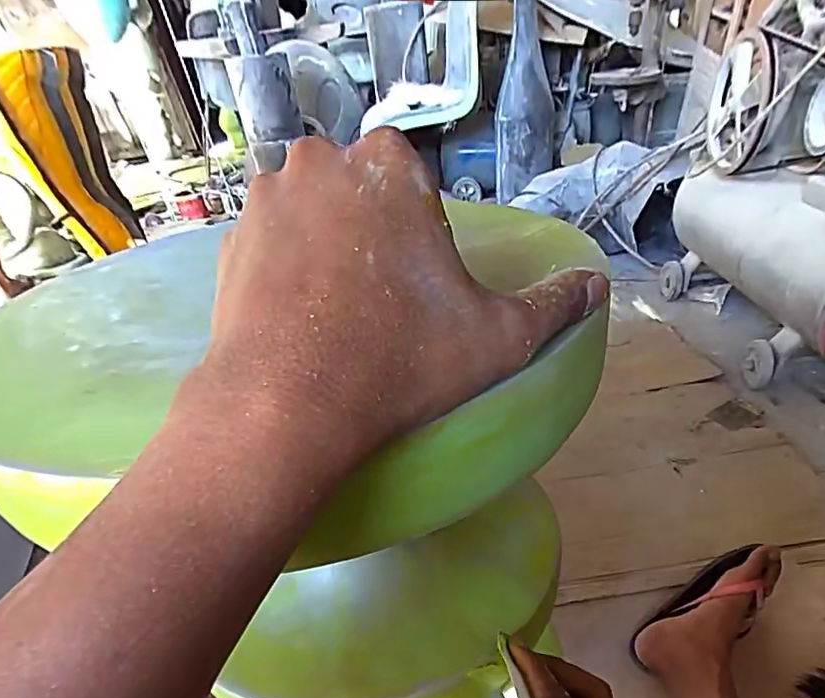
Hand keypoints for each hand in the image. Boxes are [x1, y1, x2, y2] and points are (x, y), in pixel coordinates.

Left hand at [181, 130, 607, 479]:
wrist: (289, 405)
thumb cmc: (399, 364)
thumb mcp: (497, 340)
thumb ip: (551, 306)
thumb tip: (595, 287)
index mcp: (388, 166)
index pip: (412, 188)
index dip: (417, 241)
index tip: (414, 293)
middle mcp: (319, 165)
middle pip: (356, 200)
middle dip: (367, 240)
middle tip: (373, 309)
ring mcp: (265, 203)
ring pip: (308, 223)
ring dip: (321, 257)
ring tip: (331, 321)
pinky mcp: (229, 248)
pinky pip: (267, 254)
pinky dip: (281, 279)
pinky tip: (294, 324)